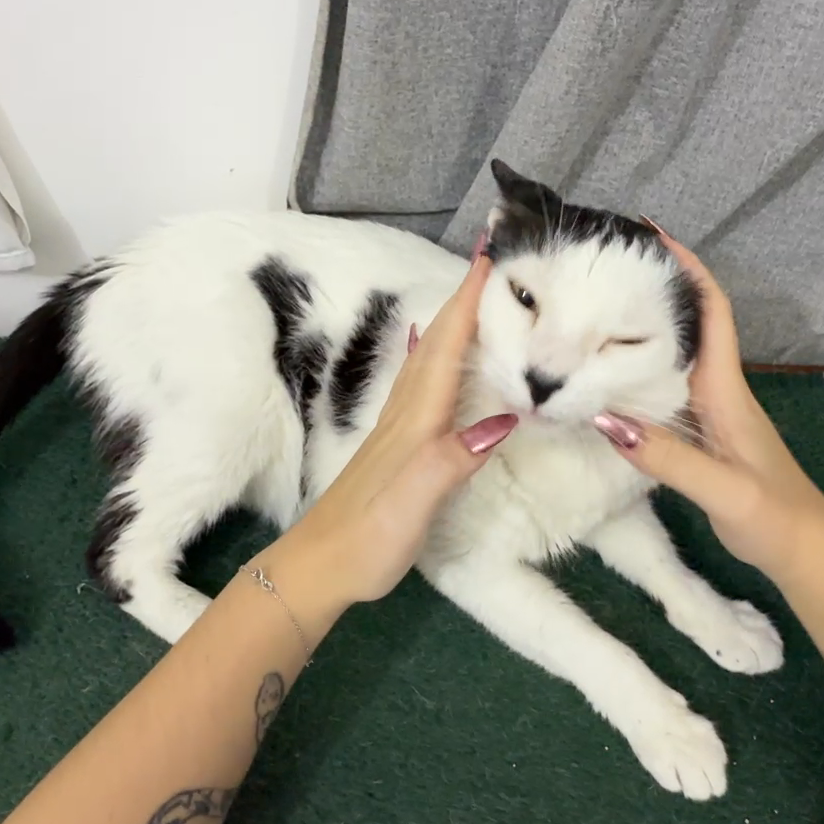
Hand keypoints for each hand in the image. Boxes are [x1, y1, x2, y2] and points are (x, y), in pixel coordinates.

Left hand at [257, 250, 517, 618]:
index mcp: (415, 420)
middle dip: (463, 301)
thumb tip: (505, 420)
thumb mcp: (412, 503)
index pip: (447, 349)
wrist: (318, 566)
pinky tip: (434, 354)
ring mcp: (397, 429)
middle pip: (437, 344)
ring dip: (451, 324)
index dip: (467, 303)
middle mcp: (406, 414)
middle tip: (492, 264)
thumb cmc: (367, 537)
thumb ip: (451, 461)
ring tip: (476, 298)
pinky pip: (423, 385)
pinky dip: (437, 358)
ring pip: (428, 361)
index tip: (489, 256)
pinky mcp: (396, 446)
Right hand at [592, 227, 823, 579]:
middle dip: (656, 286)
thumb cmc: (776, 517)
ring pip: (673, 353)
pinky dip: (637, 368)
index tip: (650, 235)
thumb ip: (668, 458)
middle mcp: (717, 390)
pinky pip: (663, 385)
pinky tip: (607, 374)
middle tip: (606, 268)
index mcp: (726, 389)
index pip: (712, 312)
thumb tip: (603, 419)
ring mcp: (709, 412)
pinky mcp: (699, 434)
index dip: (687, 269)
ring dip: (644, 325)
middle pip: (689, 322)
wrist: (807, 556)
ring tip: (596, 309)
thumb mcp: (723, 489)